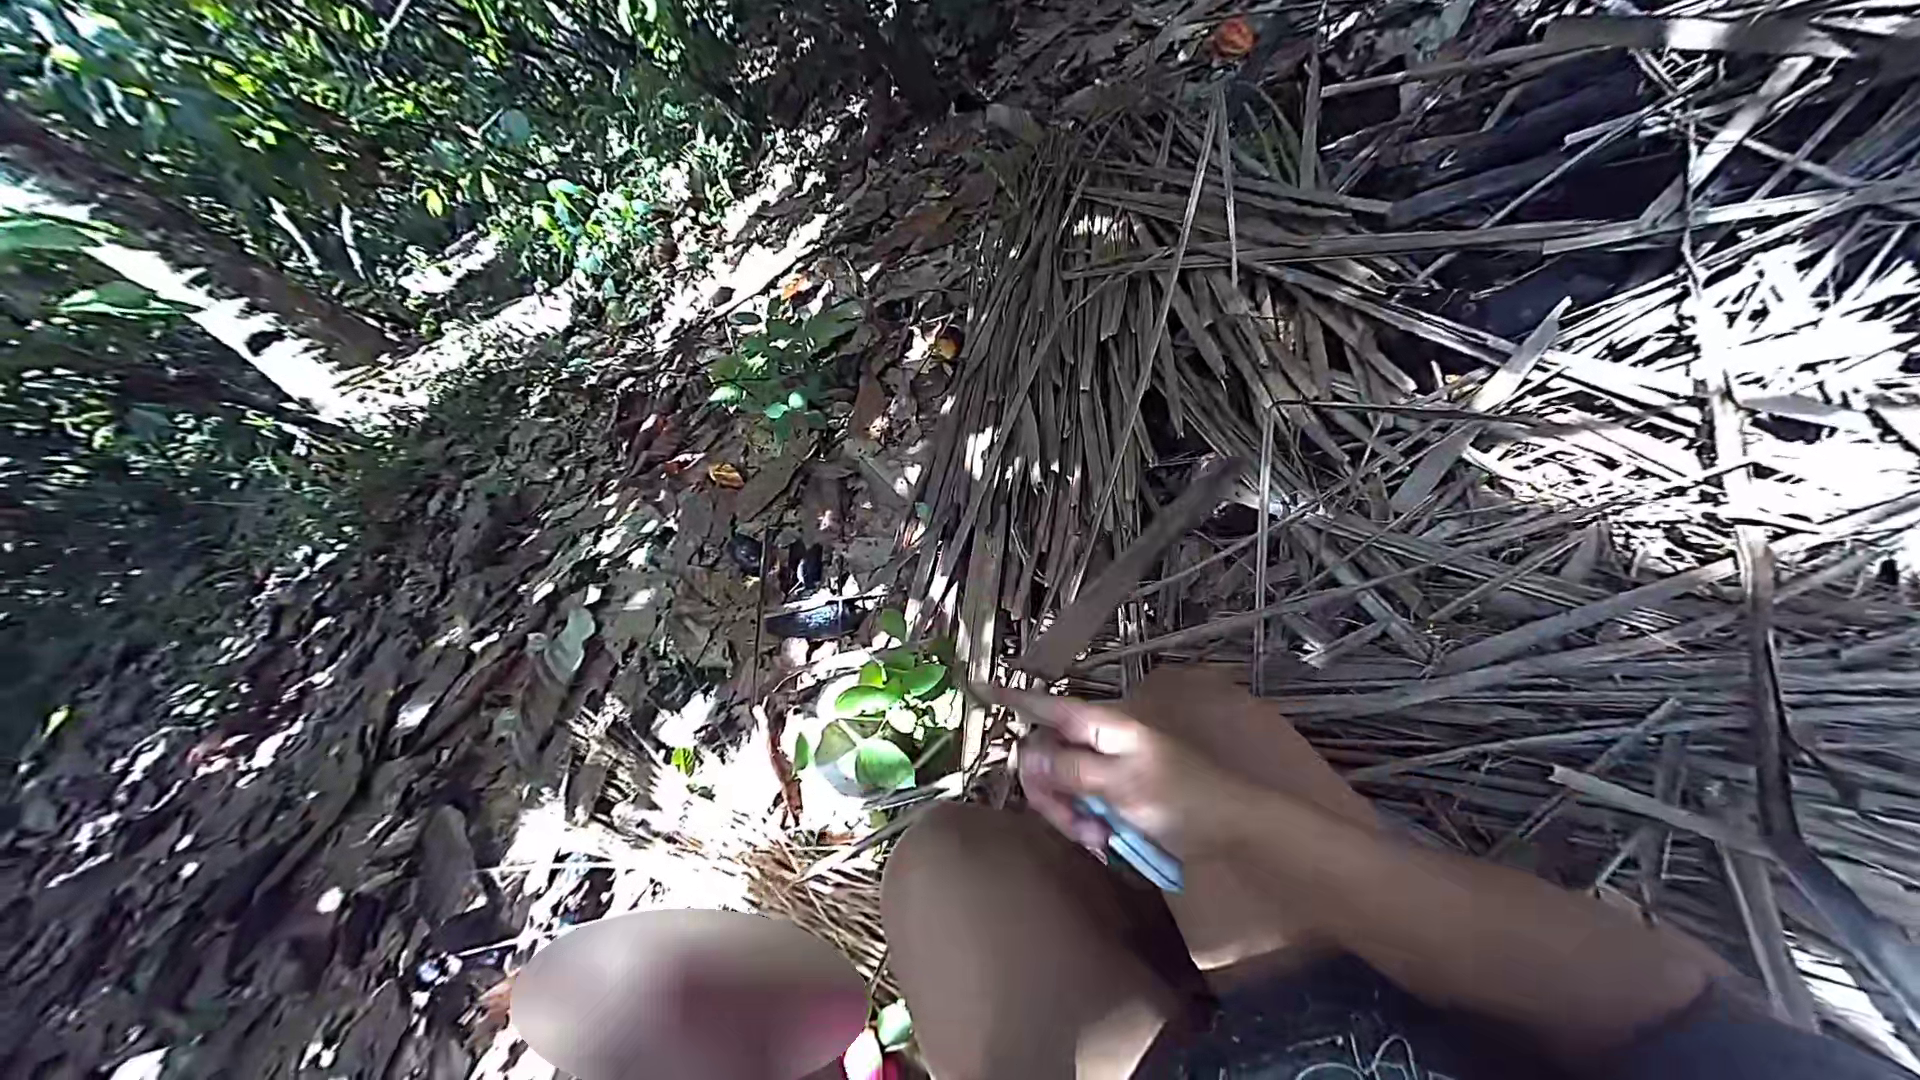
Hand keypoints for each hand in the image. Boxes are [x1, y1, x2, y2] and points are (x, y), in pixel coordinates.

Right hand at [992, 685, 1257, 859]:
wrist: (1230, 828)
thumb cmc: (1181, 797)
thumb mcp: (1120, 783)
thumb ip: (1070, 770)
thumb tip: (1026, 760)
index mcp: (1101, 725)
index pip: (1048, 705)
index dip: (1014, 698)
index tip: (979, 686)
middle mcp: (1097, 740)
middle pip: (1046, 755)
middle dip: (1050, 792)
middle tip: (1073, 824)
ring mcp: (1104, 768)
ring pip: (1059, 784)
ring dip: (1069, 813)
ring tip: (1097, 836)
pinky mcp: (1112, 793)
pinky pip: (1079, 803)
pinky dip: (1083, 822)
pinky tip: (1102, 840)